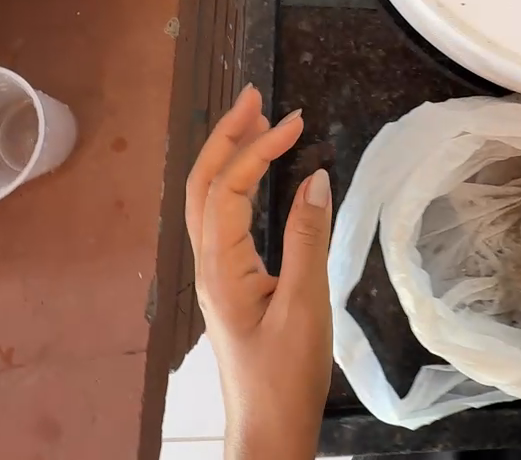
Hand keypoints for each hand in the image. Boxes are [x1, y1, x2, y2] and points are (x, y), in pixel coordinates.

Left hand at [184, 85, 330, 459]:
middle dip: (226, 134)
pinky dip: (237, 180)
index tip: (296, 121)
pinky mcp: (229, 278)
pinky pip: (222, 214)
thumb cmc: (285, 375)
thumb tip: (316, 176)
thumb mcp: (305, 306)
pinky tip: (257, 173)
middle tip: (255, 95)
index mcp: (220, 266)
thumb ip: (309, 239)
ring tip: (257, 119)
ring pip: (208, 197)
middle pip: (203, 182)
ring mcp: (215, 270)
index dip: (260, 148)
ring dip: (228, 153)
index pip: (230, 187)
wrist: (268, 431)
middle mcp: (208, 261)